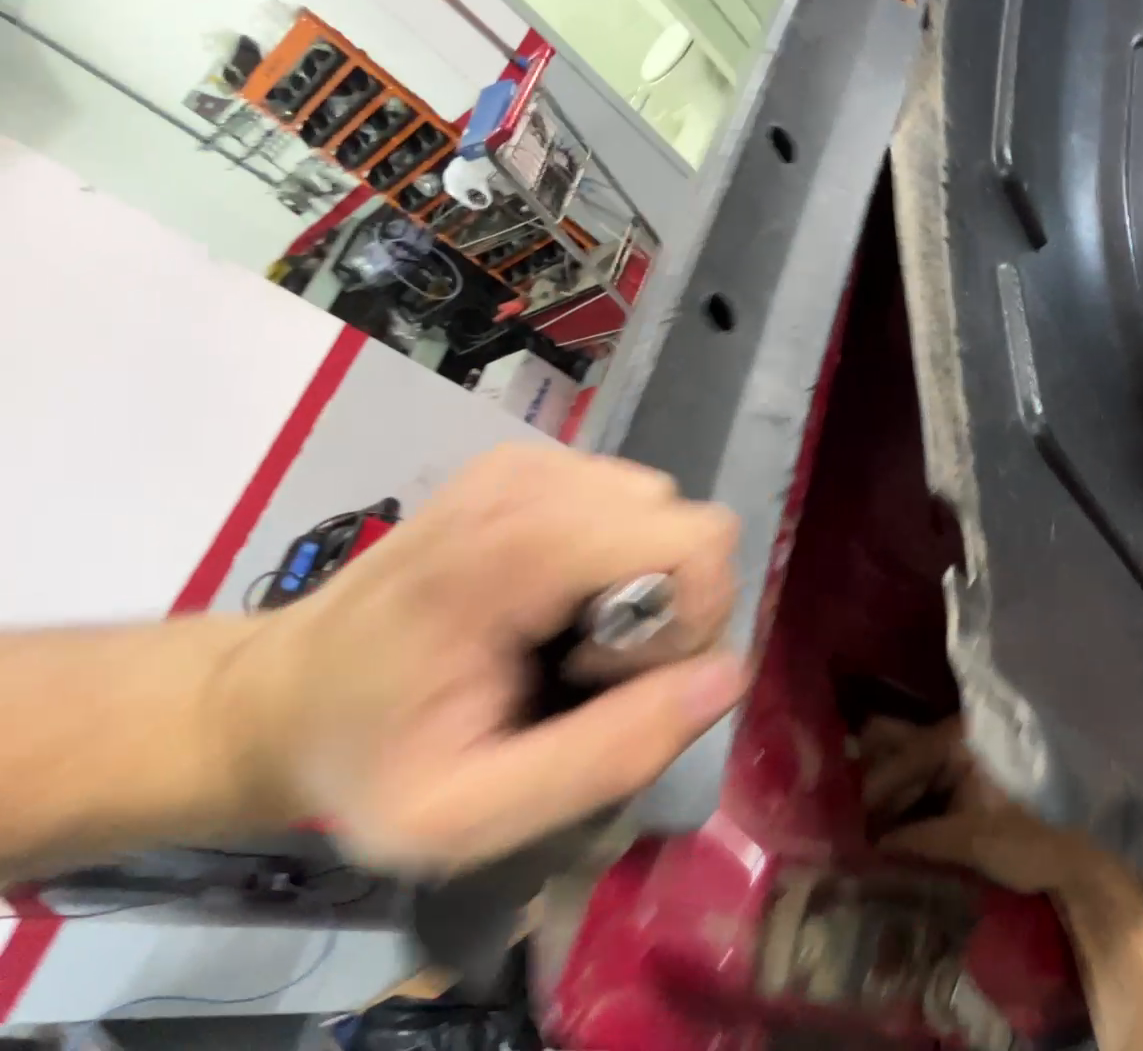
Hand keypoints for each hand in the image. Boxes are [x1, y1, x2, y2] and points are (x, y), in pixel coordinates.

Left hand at [221, 444, 746, 872]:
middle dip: (674, 611)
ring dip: (651, 590)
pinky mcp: (534, 467)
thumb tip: (728, 674)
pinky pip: (639, 511)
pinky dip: (626, 563)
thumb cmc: (372, 762)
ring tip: (569, 641)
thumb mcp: (474, 811)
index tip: (601, 677)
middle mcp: (532, 483)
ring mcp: (532, 464)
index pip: (694, 545)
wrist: (280, 696)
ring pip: (672, 519)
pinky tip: (560, 606)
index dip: (683, 626)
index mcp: (510, 552)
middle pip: (692, 530)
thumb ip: (612, 753)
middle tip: (589, 666)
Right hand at [860, 717, 1123, 893]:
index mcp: (962, 739)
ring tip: (863, 828)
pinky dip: (905, 801)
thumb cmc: (1026, 841)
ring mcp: (962, 753)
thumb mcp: (968, 841)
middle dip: (872, 780)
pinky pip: (923, 779)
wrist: (1074, 858)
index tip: (849, 823)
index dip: (873, 792)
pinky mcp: (965, 775)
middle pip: (898, 746)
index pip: (903, 757)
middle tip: (847, 815)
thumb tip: (871, 845)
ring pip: (907, 763)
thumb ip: (916, 838)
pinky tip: (889, 828)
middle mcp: (959, 735)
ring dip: (888, 795)